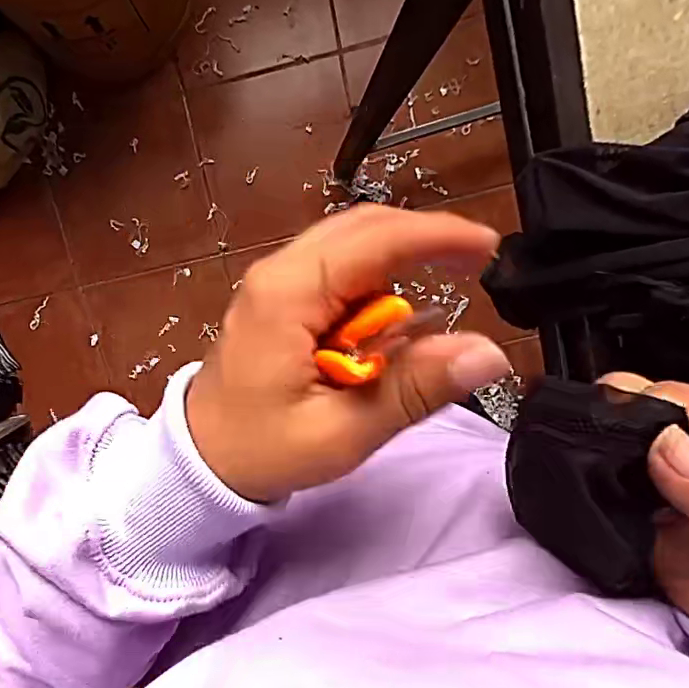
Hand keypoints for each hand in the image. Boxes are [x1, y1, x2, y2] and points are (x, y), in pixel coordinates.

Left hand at [187, 207, 513, 502]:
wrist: (201, 459)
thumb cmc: (262, 451)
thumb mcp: (344, 431)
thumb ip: (415, 388)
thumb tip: (485, 353)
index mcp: (288, 294)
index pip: (376, 241)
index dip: (438, 236)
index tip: (487, 246)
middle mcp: (282, 271)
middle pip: (366, 227)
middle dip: (425, 240)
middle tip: (474, 266)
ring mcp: (281, 280)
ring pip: (356, 243)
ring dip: (401, 263)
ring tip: (436, 299)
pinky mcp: (286, 294)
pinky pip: (343, 267)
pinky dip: (379, 282)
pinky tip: (390, 320)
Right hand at [599, 373, 688, 662]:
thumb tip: (668, 446)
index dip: (649, 405)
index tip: (612, 423)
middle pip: (648, 429)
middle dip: (616, 434)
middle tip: (587, 452)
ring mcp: (682, 505)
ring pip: (626, 471)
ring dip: (603, 474)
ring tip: (583, 484)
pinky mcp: (662, 542)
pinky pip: (620, 518)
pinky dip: (602, 515)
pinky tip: (592, 517)